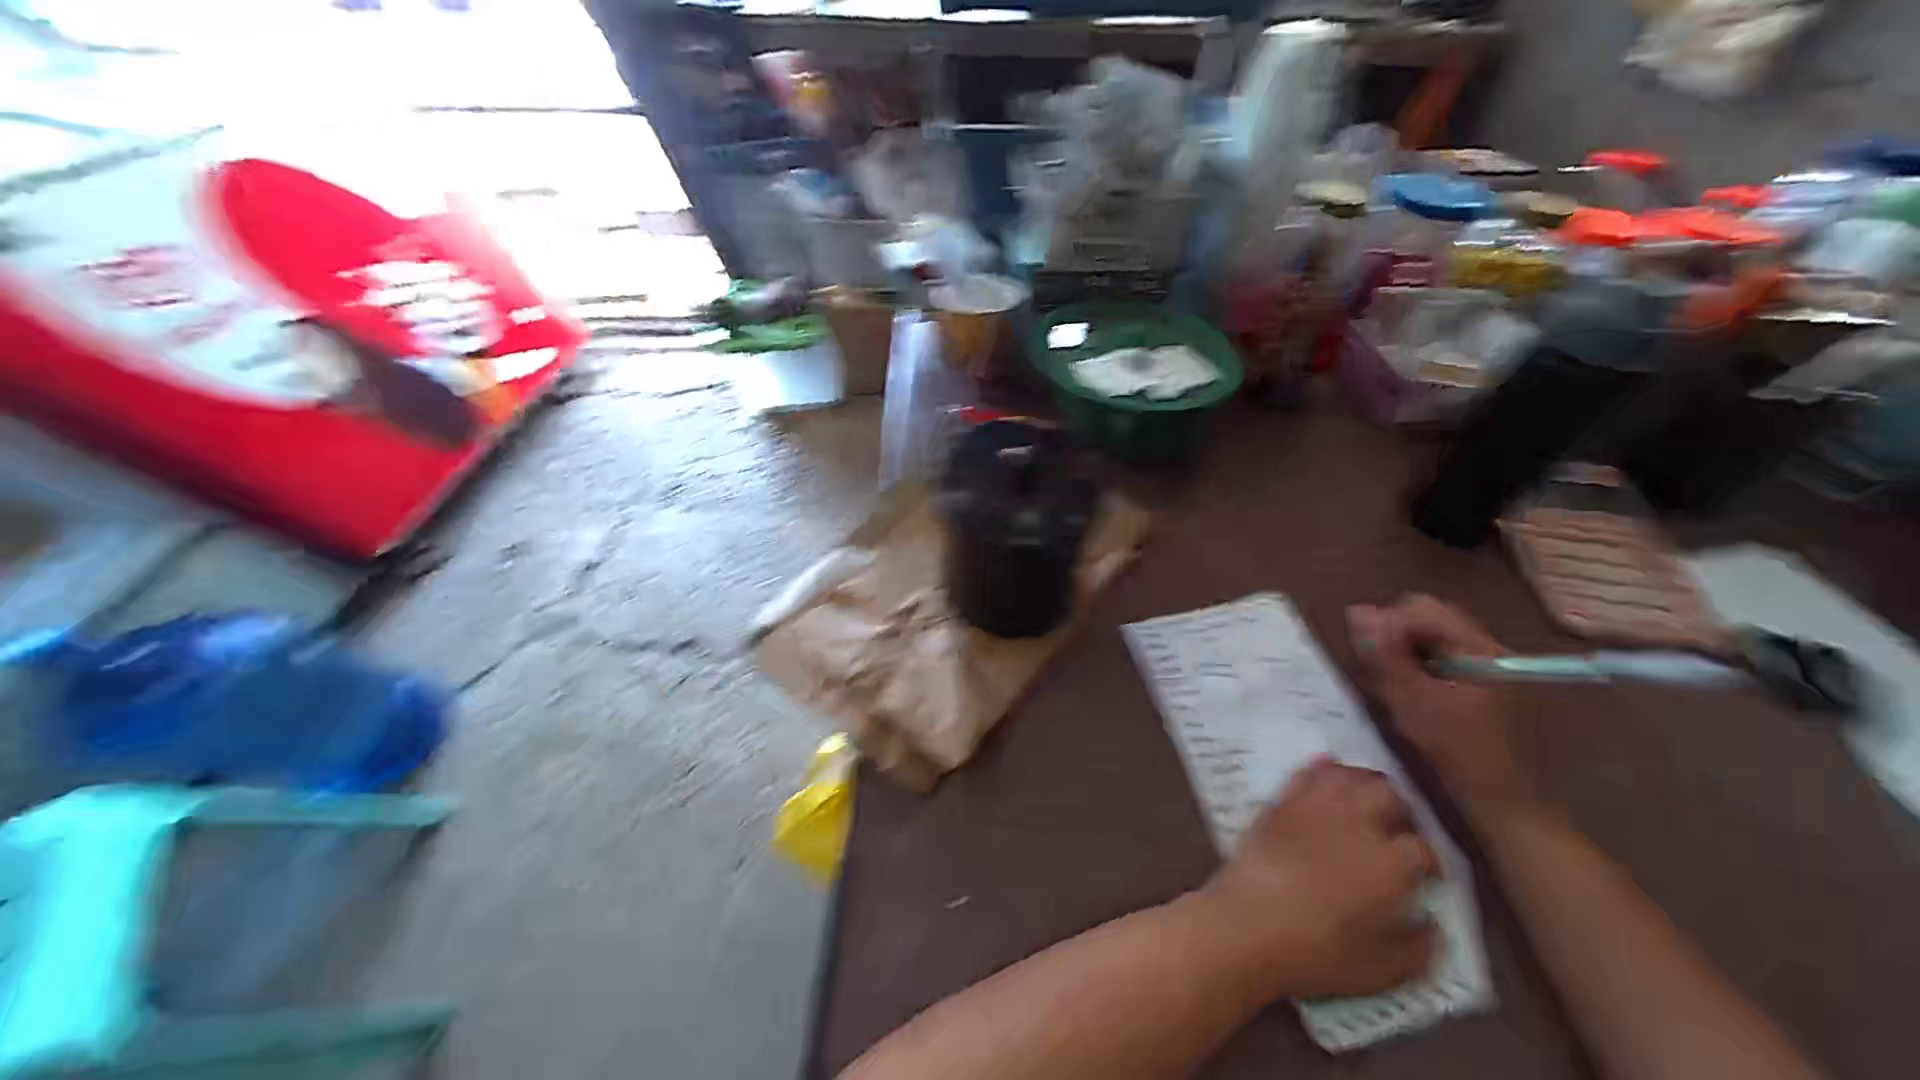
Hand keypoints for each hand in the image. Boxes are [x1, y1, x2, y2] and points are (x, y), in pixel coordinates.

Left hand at [1199, 759, 1438, 999]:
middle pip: (1390, 796)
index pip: (1424, 849)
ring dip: (1366, 782)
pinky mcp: (1278, 805)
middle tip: (1403, 829)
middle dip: (1404, 811)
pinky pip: (1304, 774)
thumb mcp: (1383, 970)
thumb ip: (1417, 947)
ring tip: (1371, 796)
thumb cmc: (1317, 953)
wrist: (1245, 926)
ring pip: (1348, 776)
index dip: (1432, 861)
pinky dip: (1320, 768)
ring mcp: (1313, 808)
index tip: (1431, 875)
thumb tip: (1431, 927)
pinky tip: (1326, 769)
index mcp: (1388, 864)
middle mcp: (1355, 824)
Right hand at [1348, 595, 1527, 819]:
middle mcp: (1495, 647)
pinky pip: (1448, 654)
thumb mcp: (1411, 701)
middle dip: (1397, 637)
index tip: (1370, 657)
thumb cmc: (1457, 753)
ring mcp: (1497, 664)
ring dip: (1408, 651)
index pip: (1422, 608)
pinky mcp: (1495, 680)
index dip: (1388, 625)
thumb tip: (1358, 612)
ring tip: (1395, 683)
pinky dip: (1424, 664)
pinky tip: (1415, 692)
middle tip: (1378, 670)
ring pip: (1436, 636)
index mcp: (1481, 648)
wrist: (1505, 802)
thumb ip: (1384, 654)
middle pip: (1431, 618)